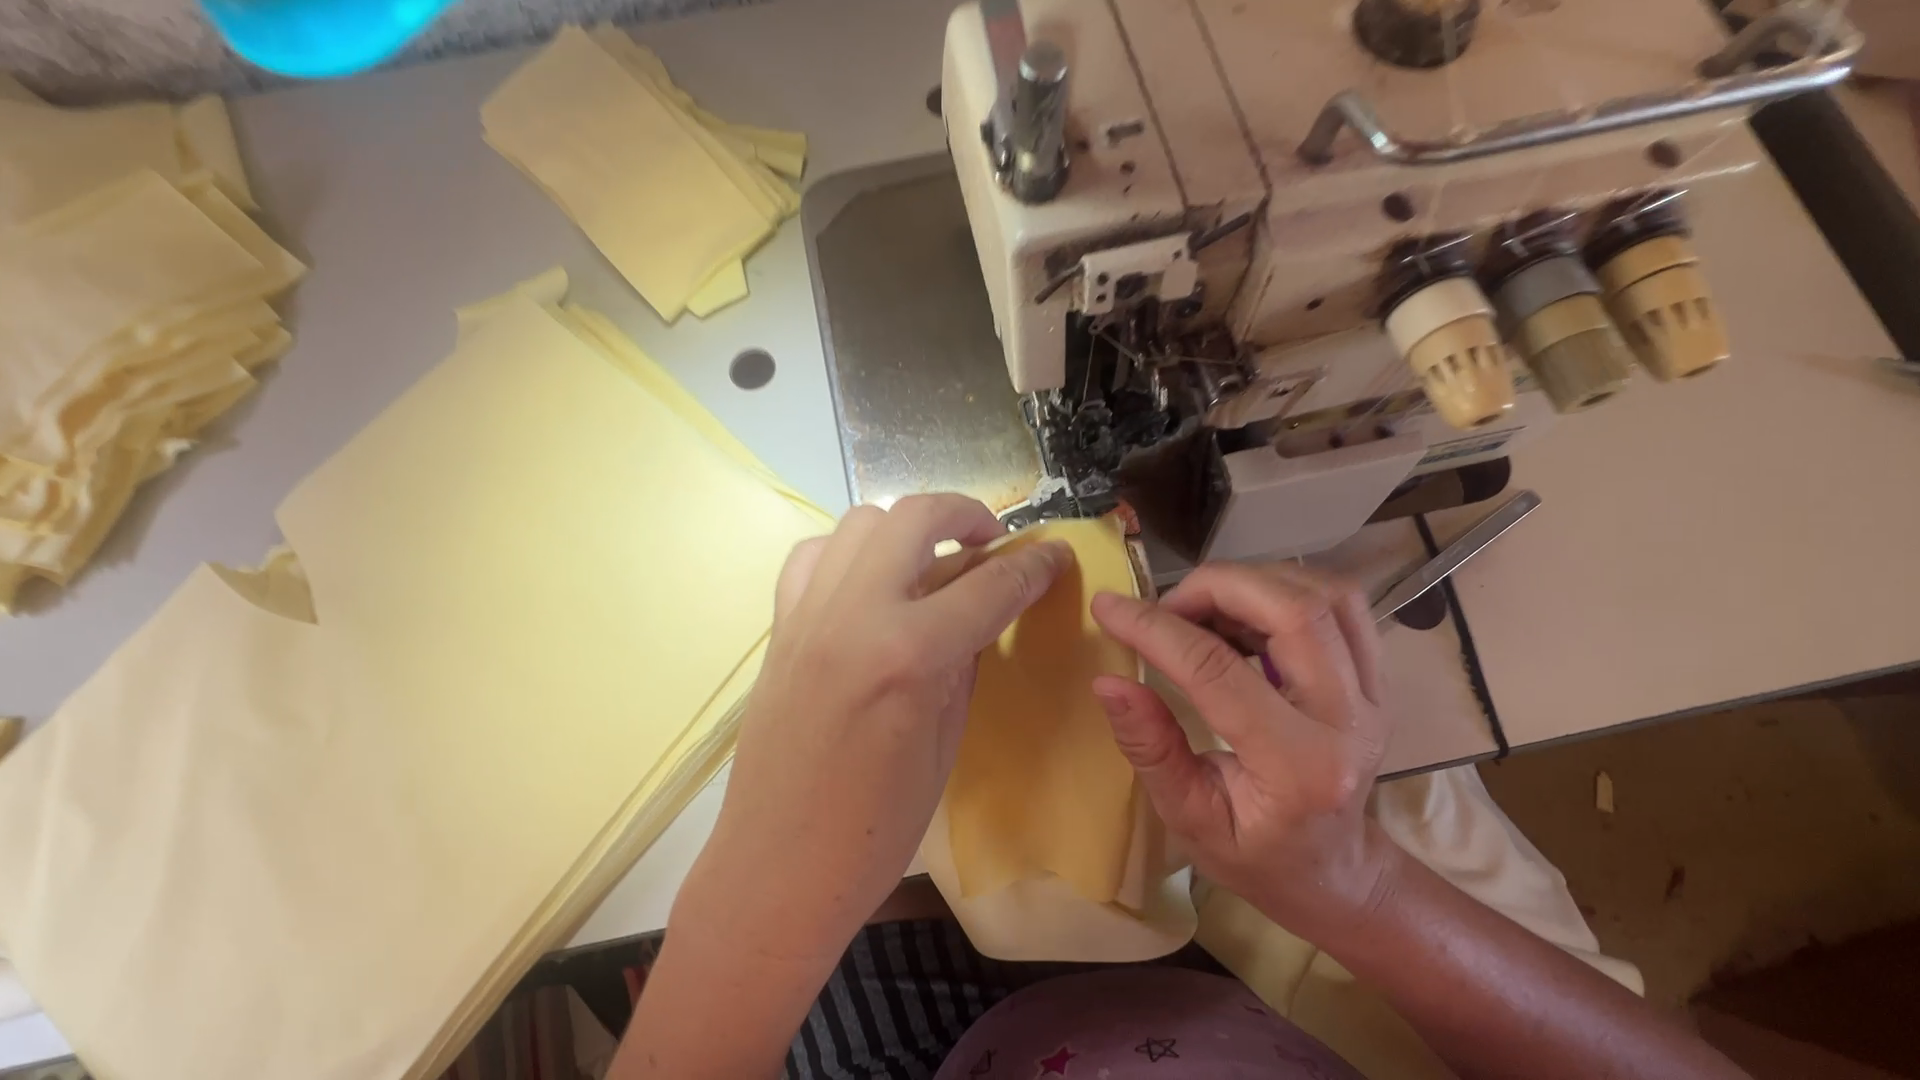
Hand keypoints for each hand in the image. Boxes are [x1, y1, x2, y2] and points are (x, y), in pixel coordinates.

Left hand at [679, 494, 1071, 954]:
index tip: (1056, 554)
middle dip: (967, 513)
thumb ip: (963, 664)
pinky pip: (814, 557)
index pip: (990, 585)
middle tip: (992, 540)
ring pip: (860, 521)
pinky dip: (850, 553)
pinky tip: (870, 584)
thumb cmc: (875, 832)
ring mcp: (808, 615)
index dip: (1034, 565)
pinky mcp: (779, 627)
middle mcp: (854, 616)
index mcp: (909, 656)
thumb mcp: (944, 747)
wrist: (777, 868)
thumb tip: (981, 612)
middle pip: (916, 516)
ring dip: (907, 527)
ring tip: (931, 559)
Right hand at [1089, 562, 1395, 930]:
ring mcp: (1375, 695)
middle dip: (1215, 588)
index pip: (1218, 671)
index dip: (1155, 630)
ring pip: (1324, 595)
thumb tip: (1109, 682)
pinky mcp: (1379, 679)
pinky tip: (1244, 612)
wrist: (1335, 872)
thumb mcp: (1189, 818)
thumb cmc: (1255, 855)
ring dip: (1252, 583)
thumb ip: (1150, 749)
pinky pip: (1342, 603)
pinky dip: (1285, 589)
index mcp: (1297, 766)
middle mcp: (1348, 720)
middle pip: (1291, 611)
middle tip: (1166, 606)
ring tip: (1204, 609)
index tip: (1108, 608)